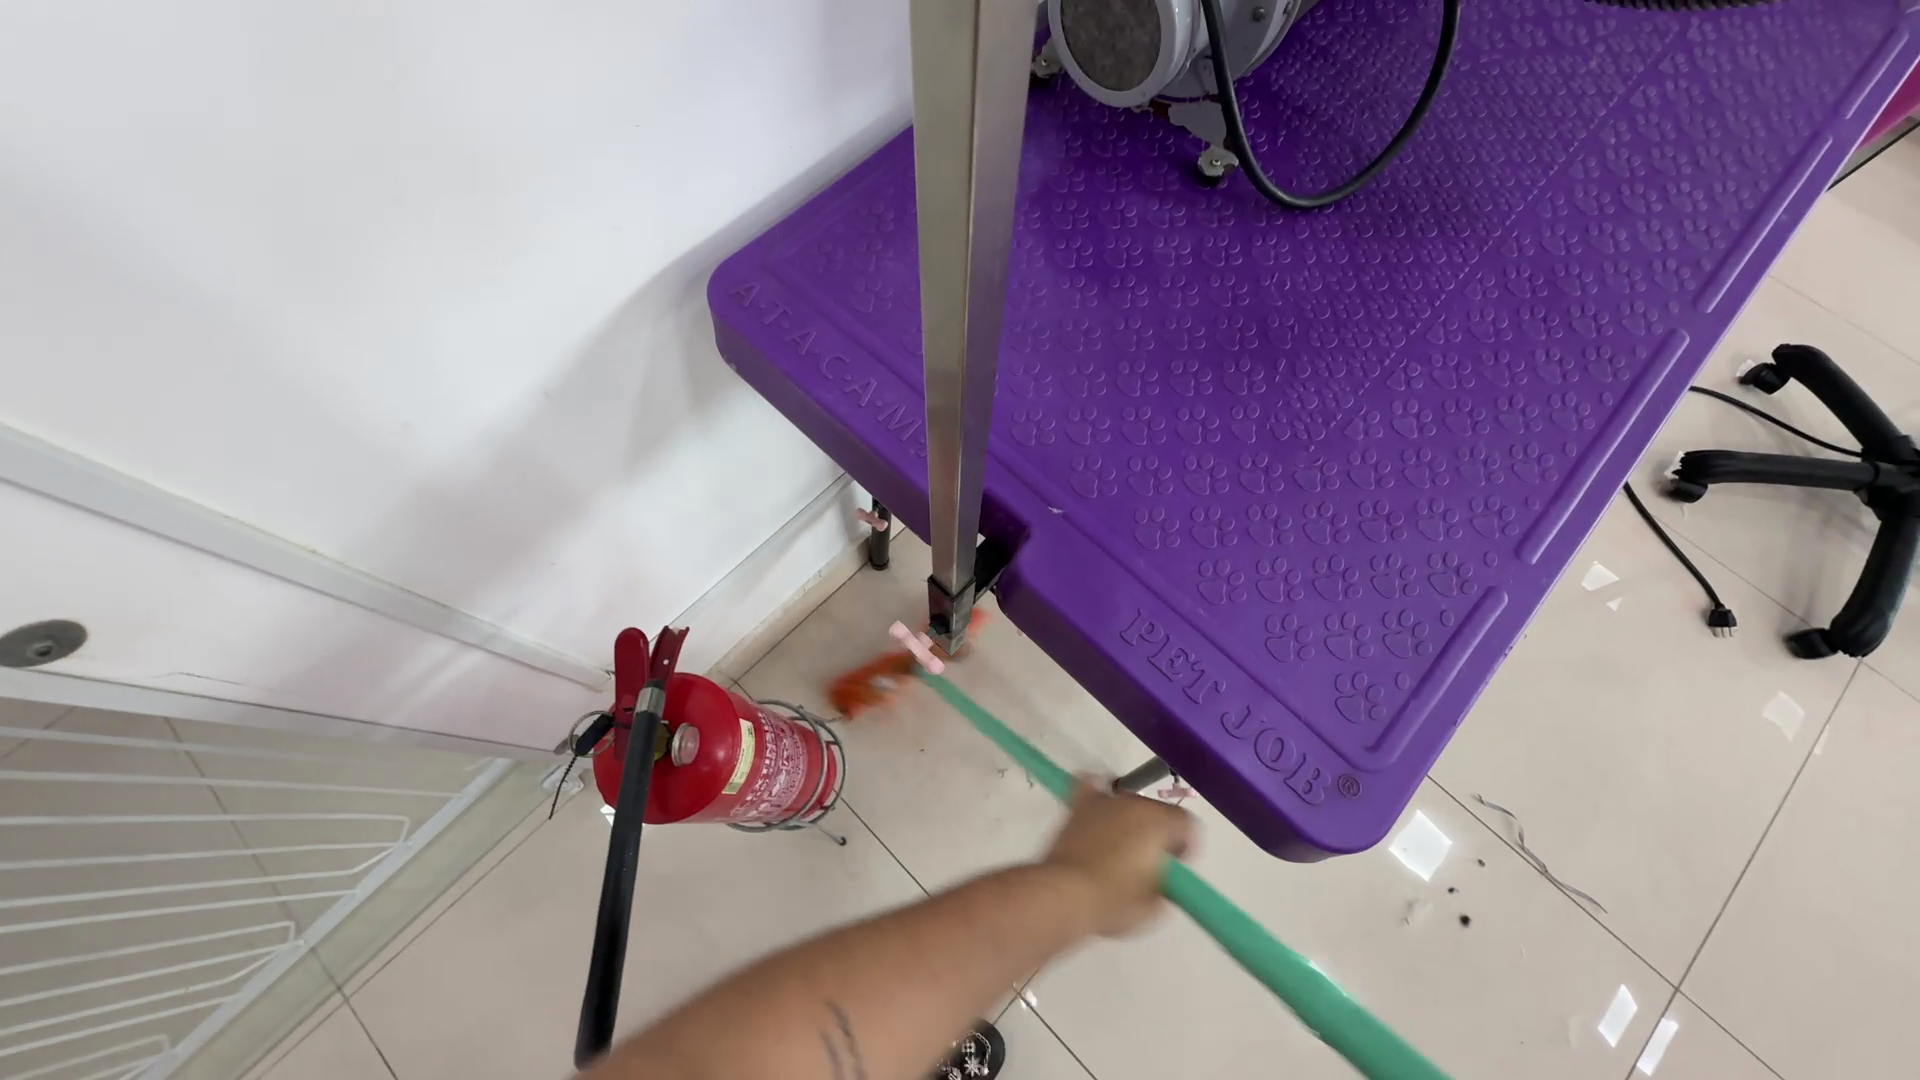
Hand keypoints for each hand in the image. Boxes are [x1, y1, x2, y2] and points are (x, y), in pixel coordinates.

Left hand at [1042, 777, 1195, 937]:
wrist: (1065, 893)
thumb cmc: (1114, 902)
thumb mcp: (1155, 905)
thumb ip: (1168, 885)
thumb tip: (1161, 879)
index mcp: (1160, 822)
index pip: (1187, 823)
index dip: (1186, 847)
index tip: (1175, 870)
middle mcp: (1135, 802)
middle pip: (1157, 812)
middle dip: (1159, 834)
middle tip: (1148, 864)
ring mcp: (1104, 801)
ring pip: (1128, 803)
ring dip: (1131, 821)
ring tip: (1120, 848)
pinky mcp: (1078, 805)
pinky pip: (1092, 786)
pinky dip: (1098, 795)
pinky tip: (1098, 810)